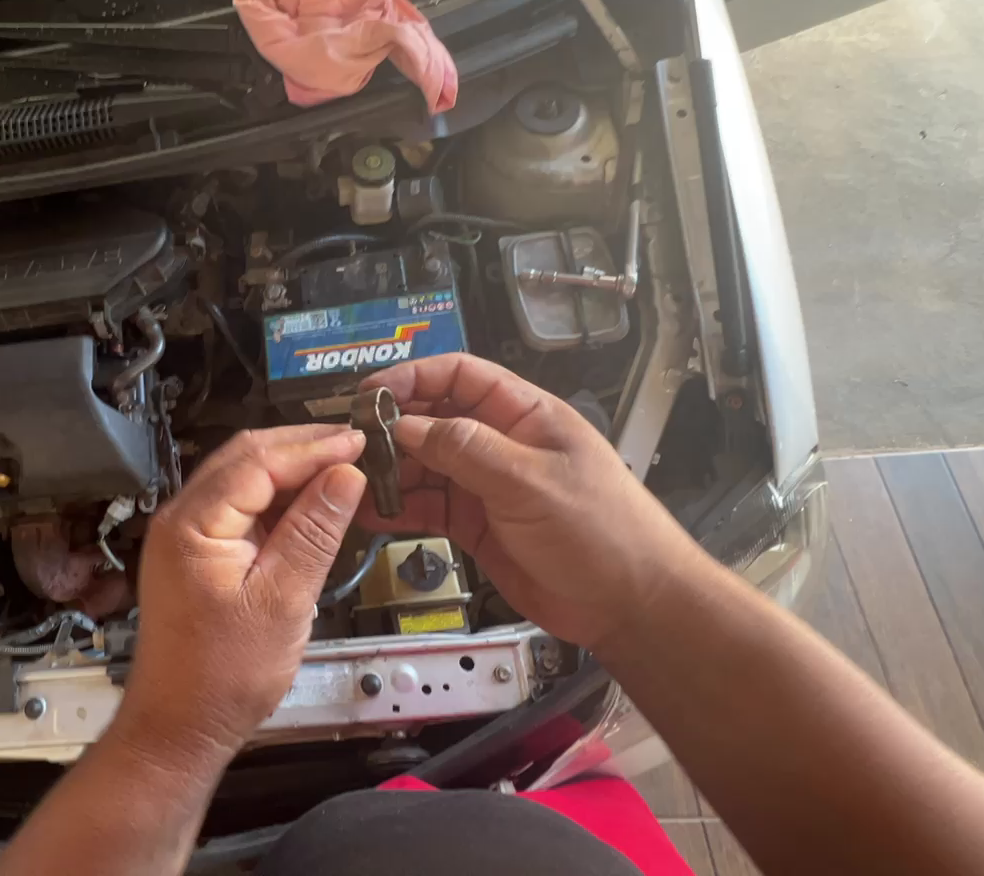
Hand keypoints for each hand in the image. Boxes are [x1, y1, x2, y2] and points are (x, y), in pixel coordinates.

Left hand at [112, 424, 367, 771]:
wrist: (178, 727)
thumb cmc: (228, 673)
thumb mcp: (283, 601)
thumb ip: (313, 532)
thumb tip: (346, 473)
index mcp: (193, 522)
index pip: (258, 462)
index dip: (311, 447)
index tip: (358, 440)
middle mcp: (180, 516)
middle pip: (244, 458)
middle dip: (299, 446)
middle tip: (352, 443)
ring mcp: (183, 533)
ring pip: (240, 478)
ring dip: (287, 467)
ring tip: (338, 465)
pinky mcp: (194, 551)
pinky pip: (236, 507)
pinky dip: (273, 497)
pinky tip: (306, 500)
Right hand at [358, 353, 712, 652]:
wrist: (630, 607)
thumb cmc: (598, 530)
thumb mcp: (530, 481)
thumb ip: (465, 449)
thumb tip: (404, 425)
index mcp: (523, 414)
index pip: (460, 376)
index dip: (415, 377)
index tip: (373, 395)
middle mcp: (497, 442)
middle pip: (433, 419)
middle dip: (393, 427)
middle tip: (354, 444)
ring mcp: (483, 483)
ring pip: (424, 464)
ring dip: (390, 470)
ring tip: (356, 482)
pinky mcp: (473, 522)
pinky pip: (427, 506)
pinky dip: (399, 508)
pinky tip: (372, 513)